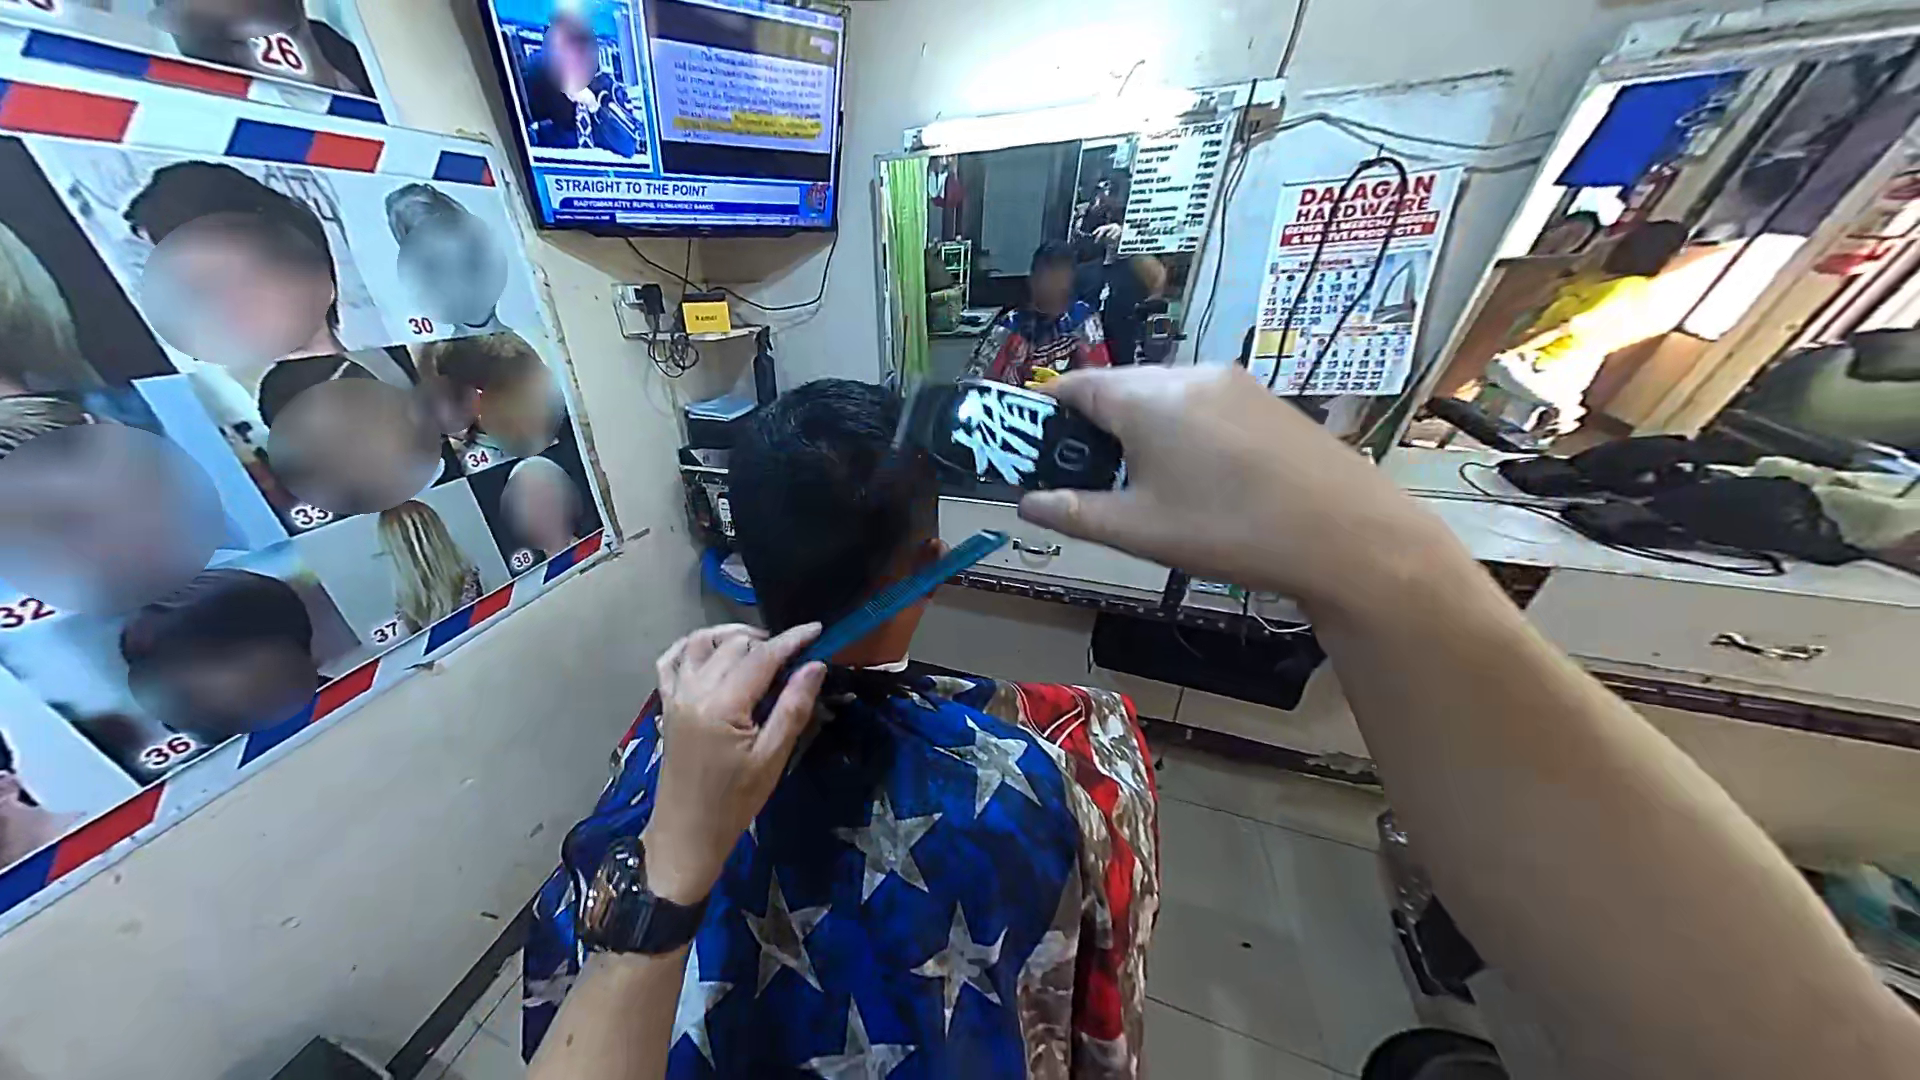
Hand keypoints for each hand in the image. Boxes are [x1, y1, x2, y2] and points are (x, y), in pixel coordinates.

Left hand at [643, 623, 827, 903]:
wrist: (687, 834)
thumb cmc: (735, 801)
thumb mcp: (773, 758)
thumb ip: (794, 707)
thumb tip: (815, 665)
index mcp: (722, 706)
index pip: (762, 656)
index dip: (792, 640)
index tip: (817, 629)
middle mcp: (694, 691)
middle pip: (735, 645)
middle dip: (768, 642)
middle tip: (794, 658)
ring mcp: (676, 695)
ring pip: (702, 642)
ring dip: (733, 637)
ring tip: (760, 648)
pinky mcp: (666, 703)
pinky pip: (672, 659)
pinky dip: (693, 646)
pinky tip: (714, 650)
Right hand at [1017, 365, 1464, 613]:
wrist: (1348, 535)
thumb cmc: (1227, 531)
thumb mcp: (1137, 530)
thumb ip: (1073, 513)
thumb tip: (1026, 504)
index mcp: (1146, 399)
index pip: (1075, 385)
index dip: (1045, 408)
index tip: (1031, 440)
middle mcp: (1187, 374)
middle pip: (1118, 387)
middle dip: (1090, 422)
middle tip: (1083, 470)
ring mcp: (1231, 380)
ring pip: (1160, 393)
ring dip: (1133, 424)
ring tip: (1136, 475)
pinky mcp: (1263, 397)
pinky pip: (1198, 400)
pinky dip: (1174, 425)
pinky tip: (1190, 469)